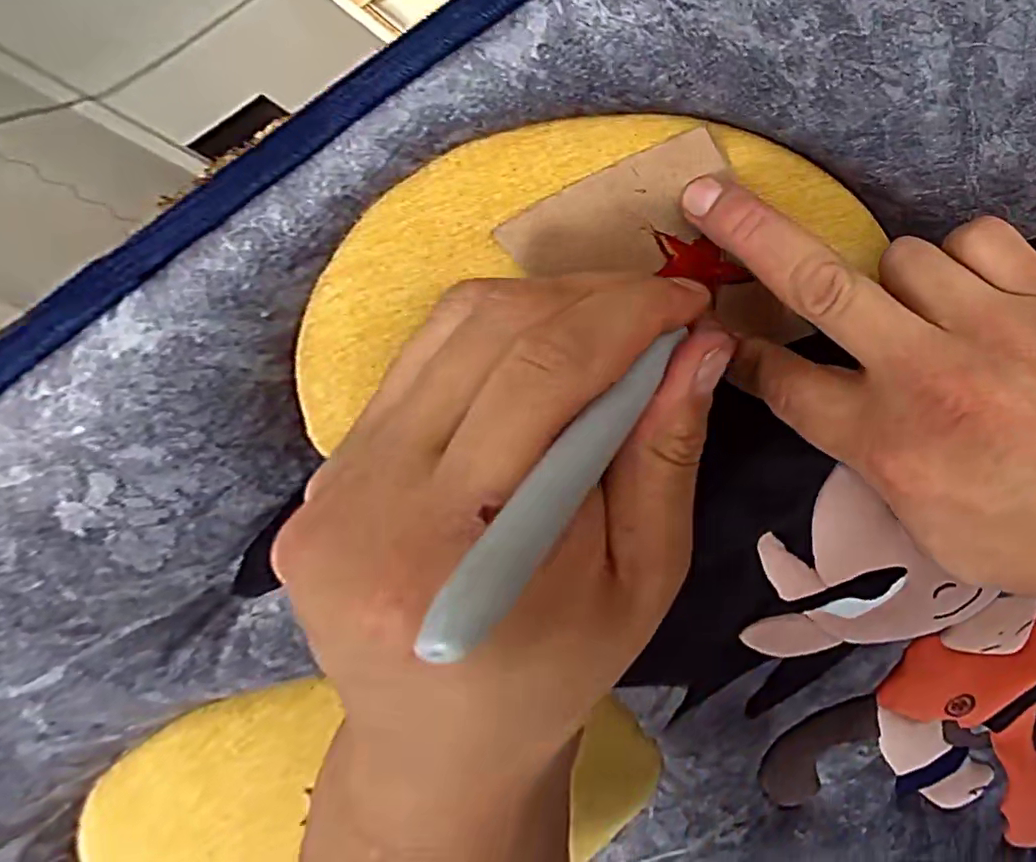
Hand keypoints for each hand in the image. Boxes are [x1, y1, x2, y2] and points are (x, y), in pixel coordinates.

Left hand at [275, 274, 733, 858]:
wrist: (443, 738)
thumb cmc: (565, 666)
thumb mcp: (649, 571)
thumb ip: (668, 452)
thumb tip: (703, 347)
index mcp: (451, 550)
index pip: (544, 377)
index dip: (628, 316)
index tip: (693, 302)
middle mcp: (367, 497)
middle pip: (495, 332)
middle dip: (601, 297)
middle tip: (670, 305)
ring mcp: (334, 476)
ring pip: (457, 324)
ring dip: (557, 300)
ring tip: (624, 319)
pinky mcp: (332, 463)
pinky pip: (432, 352)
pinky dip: (512, 326)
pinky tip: (563, 344)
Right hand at [681, 178, 1035, 634]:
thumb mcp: (929, 525)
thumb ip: (871, 456)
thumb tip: (831, 396)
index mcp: (890, 448)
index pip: (786, 382)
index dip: (742, 353)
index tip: (718, 328)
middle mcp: (926, 376)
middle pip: (817, 286)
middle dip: (751, 233)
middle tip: (709, 194)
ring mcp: (989, 326)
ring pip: (902, 254)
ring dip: (900, 278)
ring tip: (934, 313)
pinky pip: (975, 236)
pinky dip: (964, 257)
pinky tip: (979, 290)